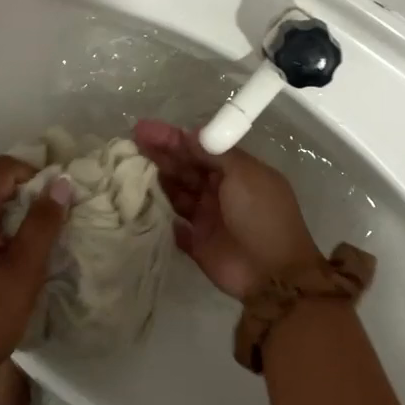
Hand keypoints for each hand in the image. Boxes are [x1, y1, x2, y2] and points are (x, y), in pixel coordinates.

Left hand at [0, 156, 70, 388]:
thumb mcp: (23, 271)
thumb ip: (42, 224)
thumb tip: (60, 184)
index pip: (0, 170)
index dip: (33, 172)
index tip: (58, 194)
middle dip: (22, 191)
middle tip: (52, 214)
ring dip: (8, 212)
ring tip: (35, 236)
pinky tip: (9, 258)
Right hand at [135, 120, 319, 299]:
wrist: (272, 274)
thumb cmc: (261, 215)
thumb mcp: (244, 174)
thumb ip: (215, 153)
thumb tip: (189, 134)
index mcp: (235, 172)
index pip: (199, 149)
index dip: (173, 138)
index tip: (146, 129)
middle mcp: (220, 192)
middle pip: (185, 168)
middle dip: (161, 154)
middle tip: (132, 142)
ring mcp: (208, 218)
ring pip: (177, 193)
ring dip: (157, 180)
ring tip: (131, 168)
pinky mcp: (197, 243)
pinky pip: (173, 225)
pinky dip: (161, 214)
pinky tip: (140, 199)